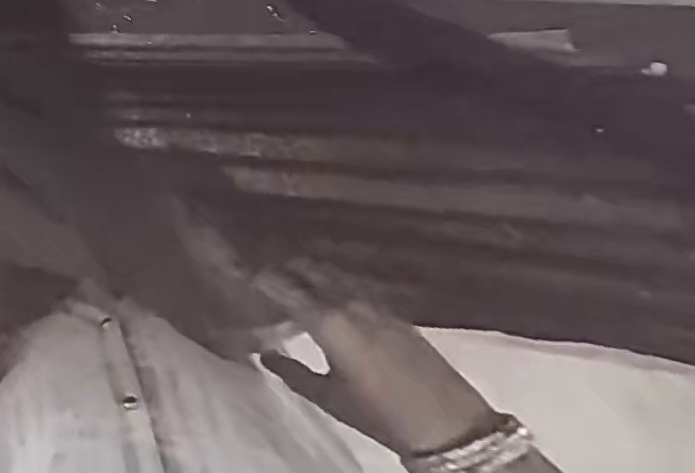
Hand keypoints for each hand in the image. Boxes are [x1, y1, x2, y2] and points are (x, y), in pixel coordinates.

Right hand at [257, 270, 497, 455]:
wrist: (454, 428)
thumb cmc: (384, 416)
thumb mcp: (332, 399)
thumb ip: (294, 373)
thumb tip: (266, 354)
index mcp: (326, 320)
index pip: (281, 284)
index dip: (258, 276)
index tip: (241, 274)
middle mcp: (345, 300)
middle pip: (304, 268)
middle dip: (281, 266)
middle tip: (263, 275)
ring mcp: (370, 301)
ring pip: (329, 272)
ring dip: (307, 271)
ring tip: (292, 281)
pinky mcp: (389, 309)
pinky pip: (350, 284)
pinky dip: (330, 282)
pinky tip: (328, 296)